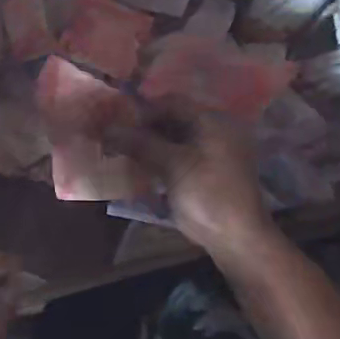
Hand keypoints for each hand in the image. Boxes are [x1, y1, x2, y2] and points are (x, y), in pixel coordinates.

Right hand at [109, 109, 276, 254]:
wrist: (233, 236)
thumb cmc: (208, 193)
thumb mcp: (172, 164)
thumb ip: (139, 143)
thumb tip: (106, 128)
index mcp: (214, 122)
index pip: (172, 102)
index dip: (142, 109)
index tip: (115, 121)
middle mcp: (213, 131)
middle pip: (170, 118)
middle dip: (141, 126)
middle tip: (112, 135)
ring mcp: (206, 151)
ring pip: (168, 136)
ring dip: (144, 141)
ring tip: (117, 148)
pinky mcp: (197, 169)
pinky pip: (171, 153)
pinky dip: (152, 155)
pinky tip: (132, 162)